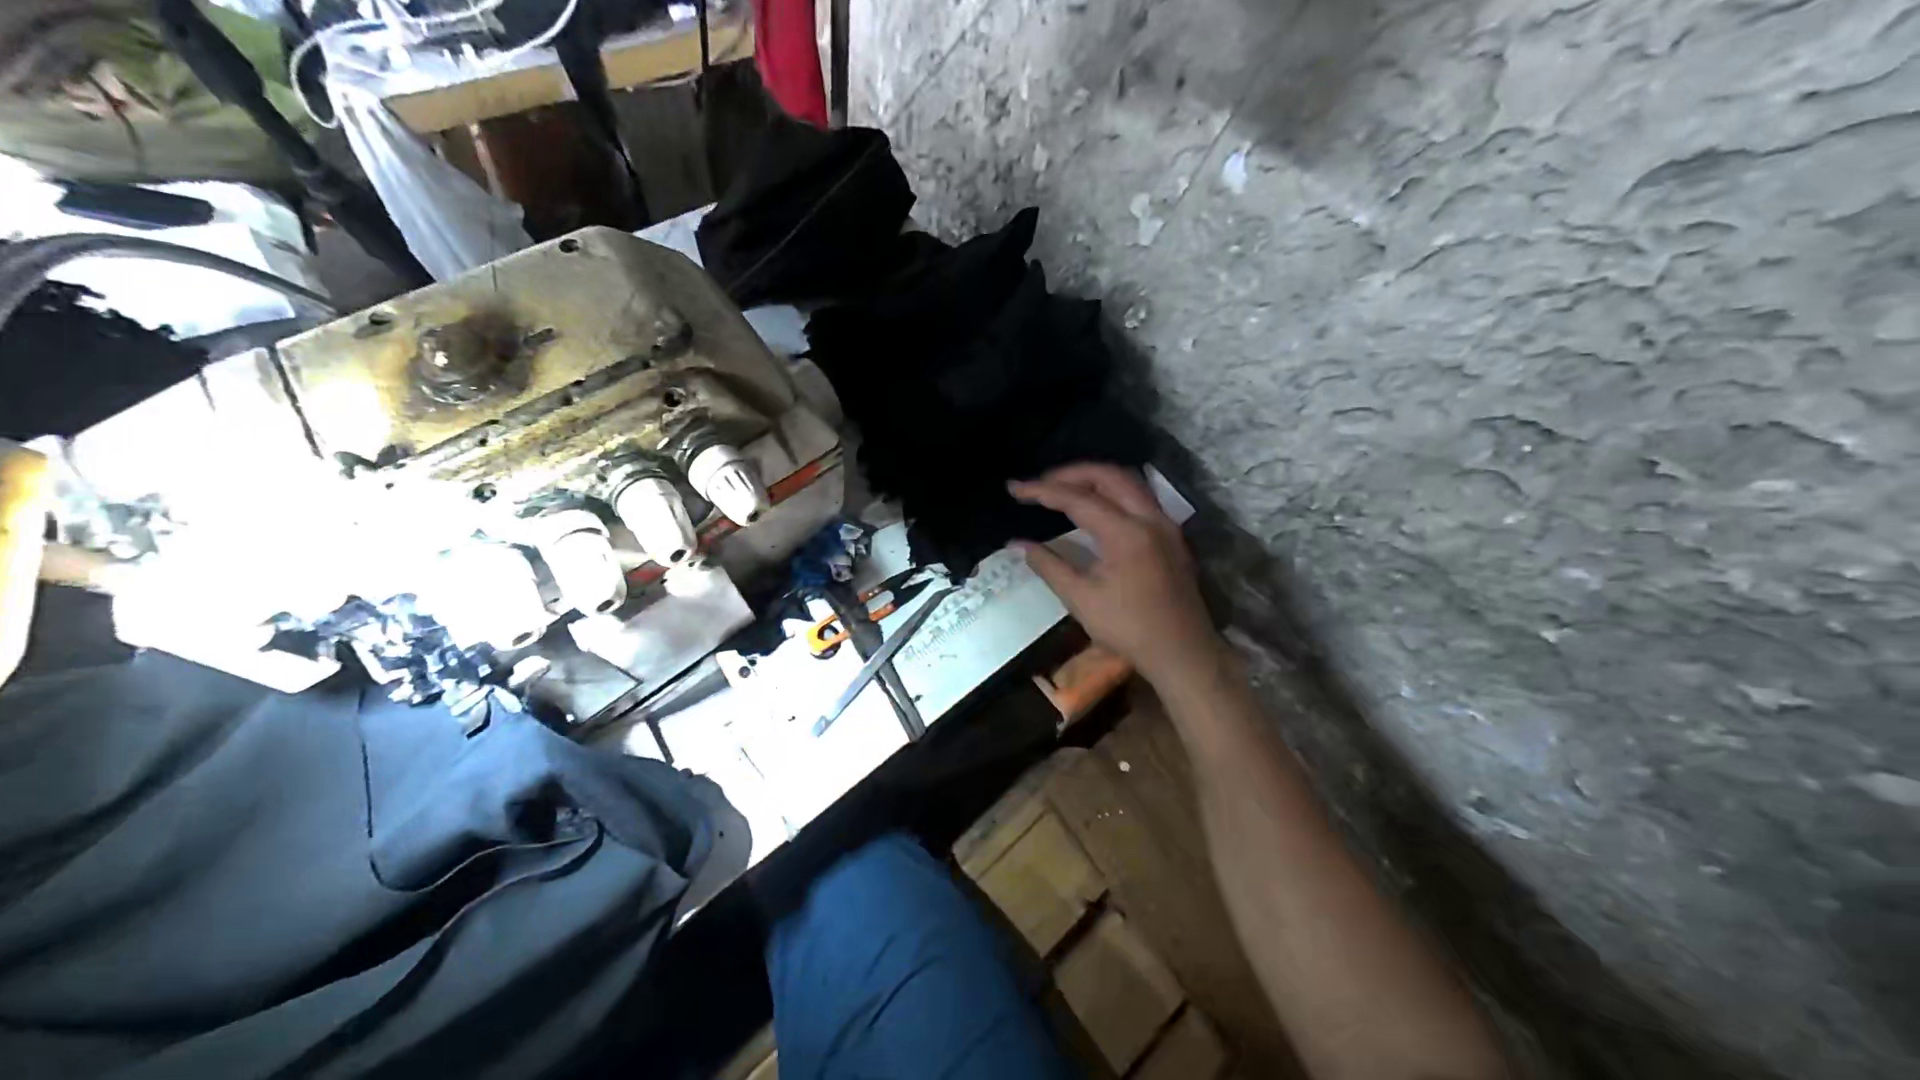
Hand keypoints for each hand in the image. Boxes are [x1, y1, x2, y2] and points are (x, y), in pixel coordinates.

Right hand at [1010, 463, 1222, 687]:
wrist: (1183, 652)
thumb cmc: (1129, 629)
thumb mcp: (1080, 599)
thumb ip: (1048, 565)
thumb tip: (1017, 544)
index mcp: (1125, 532)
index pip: (1077, 498)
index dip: (1041, 491)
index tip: (1014, 488)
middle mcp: (1150, 517)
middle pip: (1108, 475)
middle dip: (1070, 473)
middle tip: (1040, 483)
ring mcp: (1166, 525)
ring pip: (1129, 482)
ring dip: (1094, 479)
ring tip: (1064, 488)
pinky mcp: (1172, 536)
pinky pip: (1140, 498)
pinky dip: (1113, 492)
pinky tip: (1097, 506)